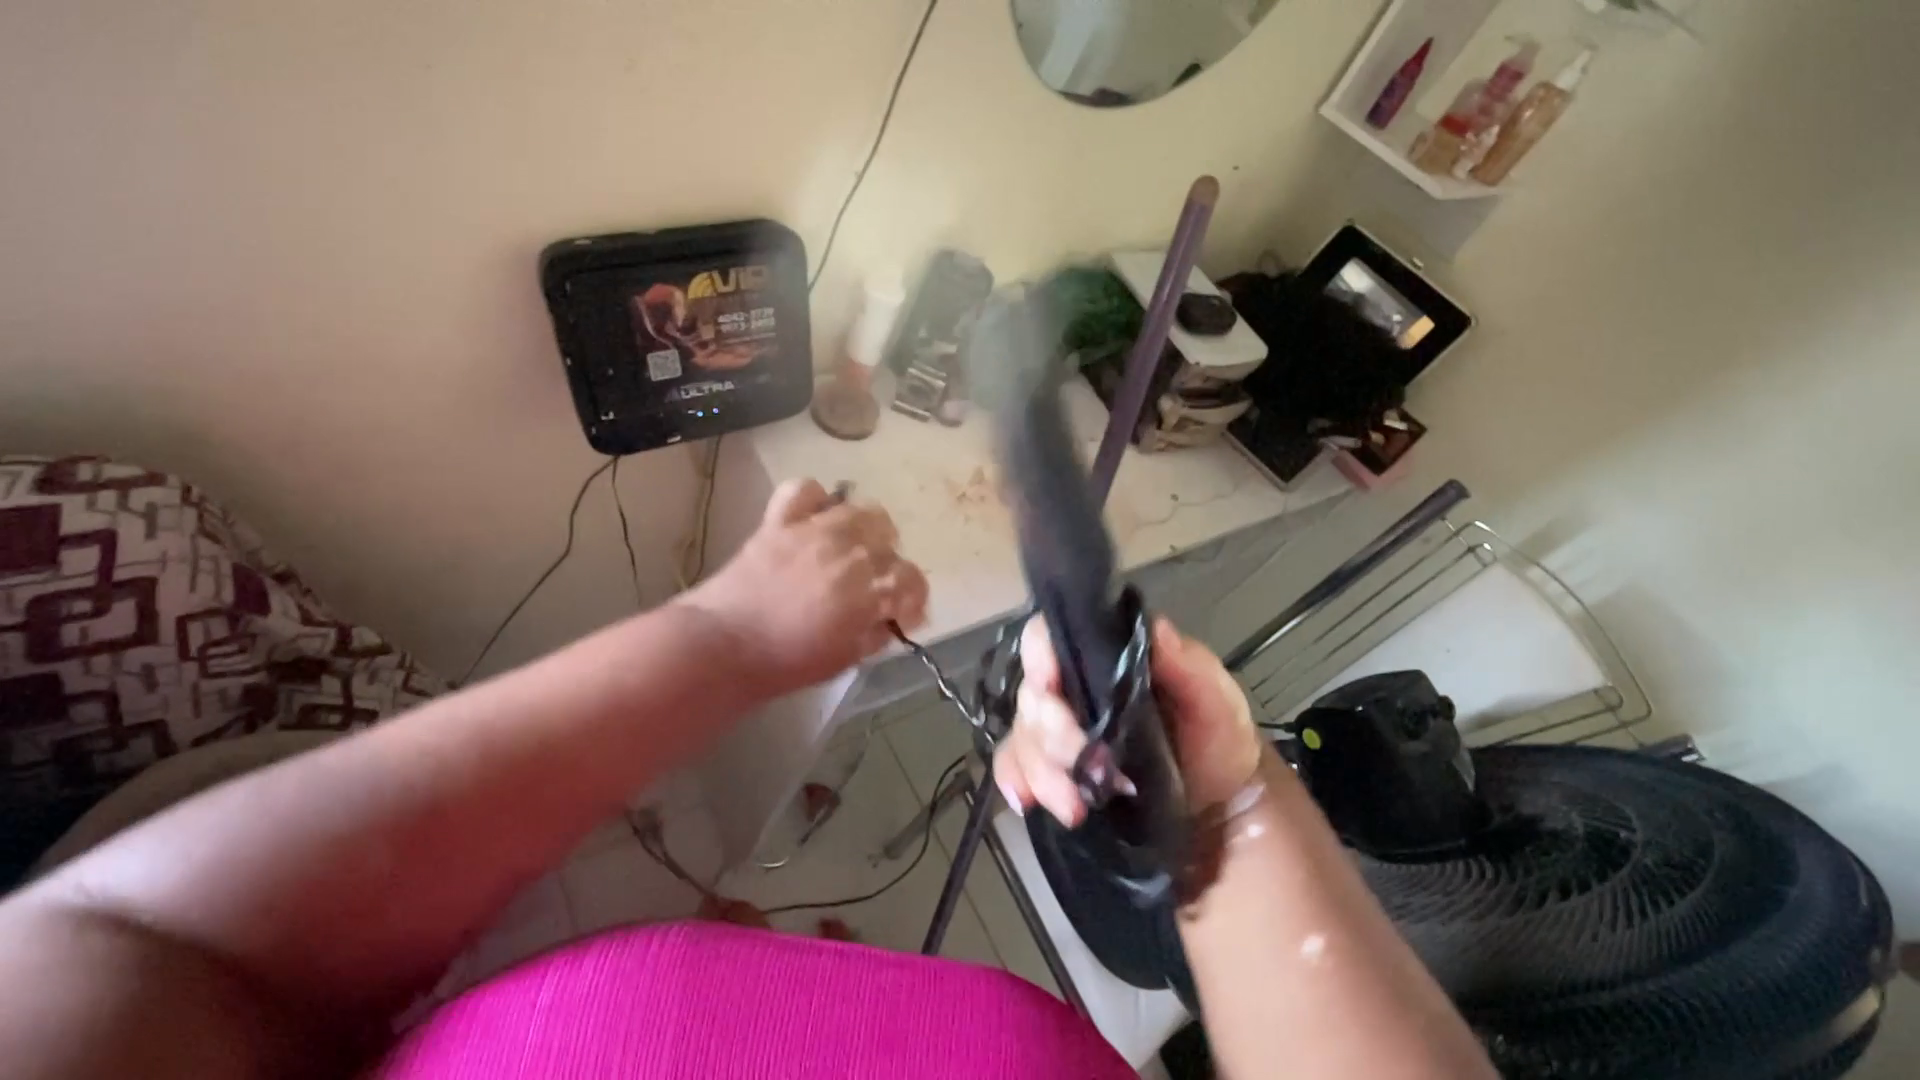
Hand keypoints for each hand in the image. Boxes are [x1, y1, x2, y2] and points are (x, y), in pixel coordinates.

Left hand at [677, 478, 928, 693]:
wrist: (721, 646)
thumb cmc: (785, 662)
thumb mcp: (844, 659)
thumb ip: (875, 634)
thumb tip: (893, 620)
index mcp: (867, 591)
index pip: (911, 579)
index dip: (913, 597)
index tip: (901, 613)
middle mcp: (847, 553)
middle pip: (888, 542)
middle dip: (888, 566)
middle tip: (872, 584)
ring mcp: (812, 532)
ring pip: (859, 510)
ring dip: (865, 528)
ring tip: (854, 545)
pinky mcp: (780, 522)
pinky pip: (805, 490)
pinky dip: (816, 499)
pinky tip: (816, 519)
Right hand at [993, 616, 1261, 825]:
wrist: (1219, 804)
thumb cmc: (1217, 740)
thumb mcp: (1218, 702)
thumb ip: (1192, 667)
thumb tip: (1156, 629)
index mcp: (1104, 657)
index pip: (1051, 637)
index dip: (1041, 656)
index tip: (1050, 685)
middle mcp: (1072, 685)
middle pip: (1032, 695)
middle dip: (1053, 735)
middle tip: (1089, 770)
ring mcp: (1058, 728)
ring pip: (1022, 735)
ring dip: (1041, 771)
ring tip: (1076, 807)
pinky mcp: (1051, 767)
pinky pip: (1013, 766)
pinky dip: (1015, 781)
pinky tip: (1026, 802)